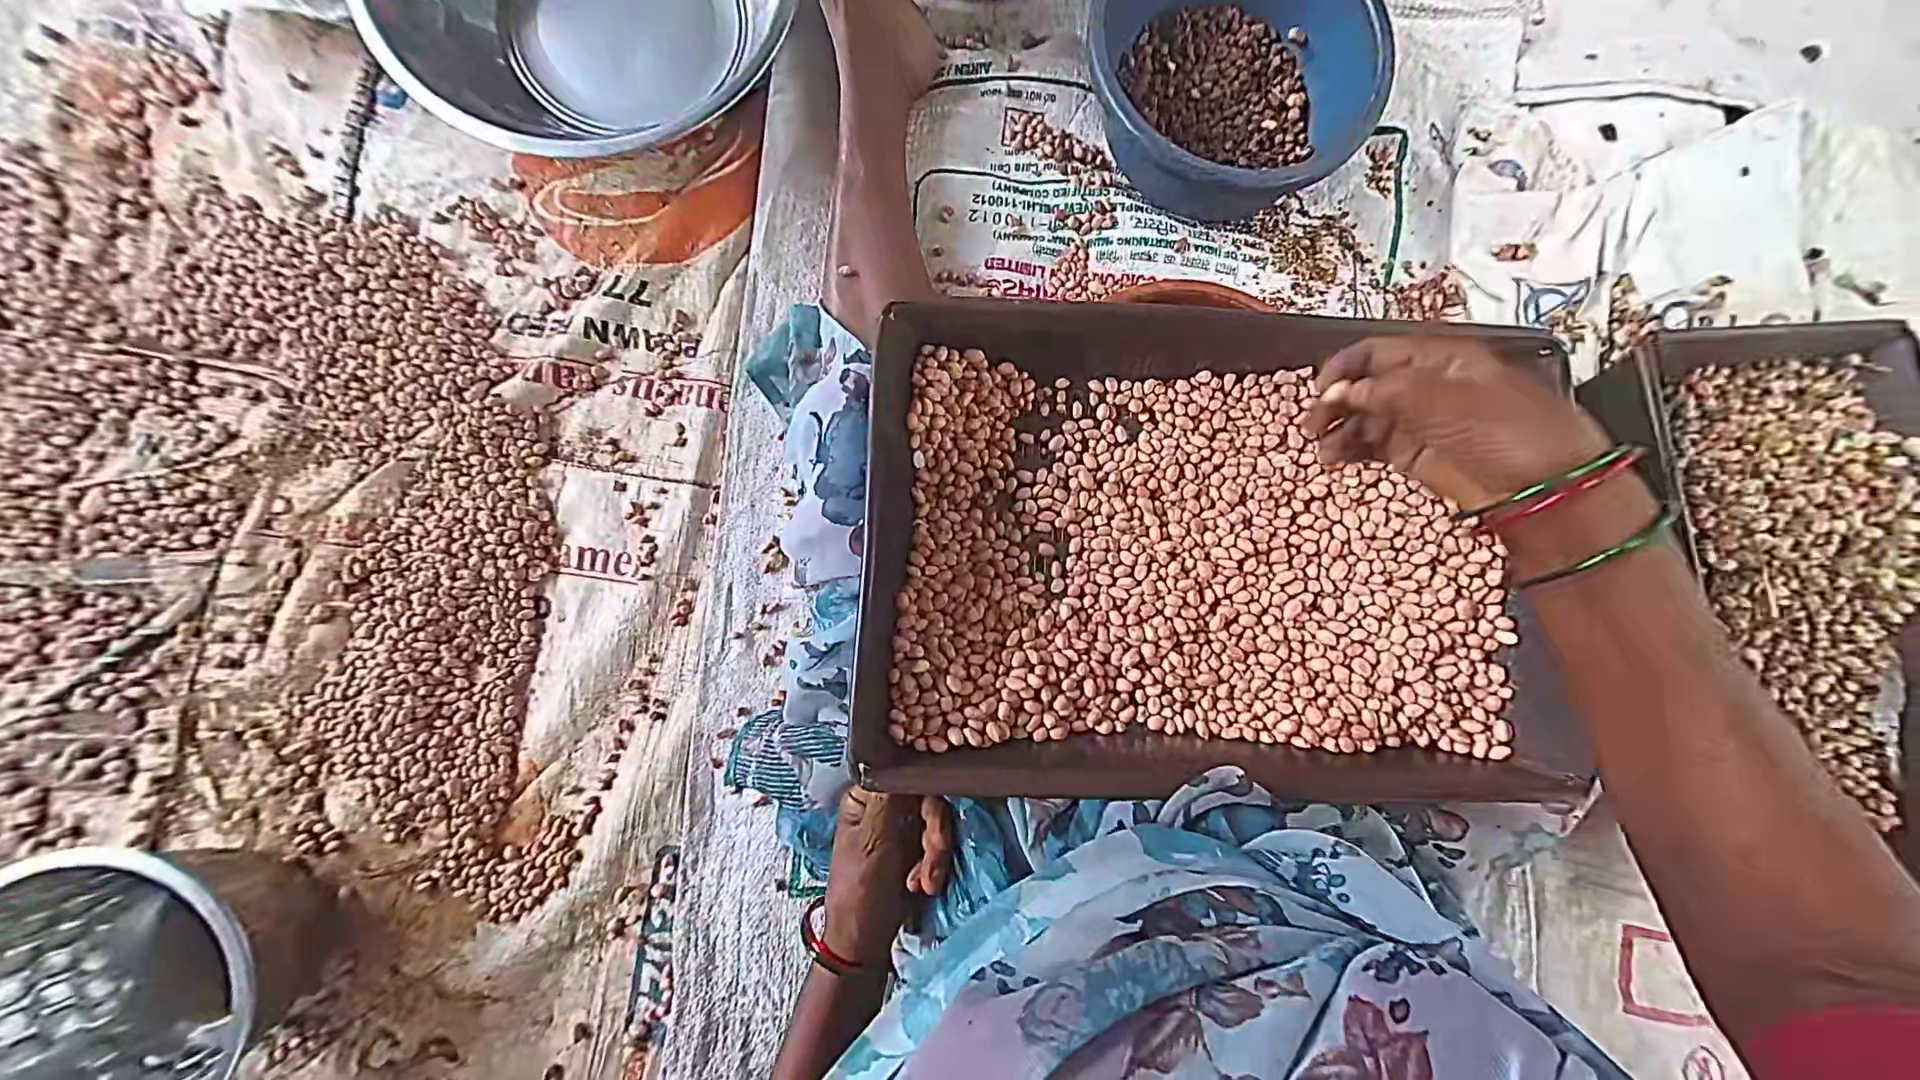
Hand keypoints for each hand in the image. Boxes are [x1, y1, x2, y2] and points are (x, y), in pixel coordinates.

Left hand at [821, 787, 953, 966]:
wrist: (864, 944)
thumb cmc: (859, 892)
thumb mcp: (872, 843)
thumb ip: (887, 800)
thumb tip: (899, 758)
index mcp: (867, 795)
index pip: (903, 772)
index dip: (924, 788)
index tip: (931, 816)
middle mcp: (886, 804)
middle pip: (928, 797)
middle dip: (933, 834)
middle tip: (929, 864)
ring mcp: (903, 825)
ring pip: (938, 821)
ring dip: (936, 855)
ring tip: (923, 884)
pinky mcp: (917, 847)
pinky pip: (939, 843)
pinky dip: (936, 865)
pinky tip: (923, 886)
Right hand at [1299, 337, 1612, 510]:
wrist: (1543, 489)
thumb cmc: (1510, 433)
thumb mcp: (1447, 400)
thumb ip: (1387, 390)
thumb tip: (1340, 392)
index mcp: (1439, 360)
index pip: (1377, 352)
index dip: (1344, 367)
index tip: (1319, 390)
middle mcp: (1424, 387)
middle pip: (1362, 386)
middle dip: (1333, 403)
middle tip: (1313, 425)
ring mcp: (1417, 421)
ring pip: (1360, 418)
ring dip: (1336, 430)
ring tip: (1323, 450)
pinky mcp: (1411, 453)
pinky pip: (1367, 446)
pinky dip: (1346, 450)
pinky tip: (1334, 458)